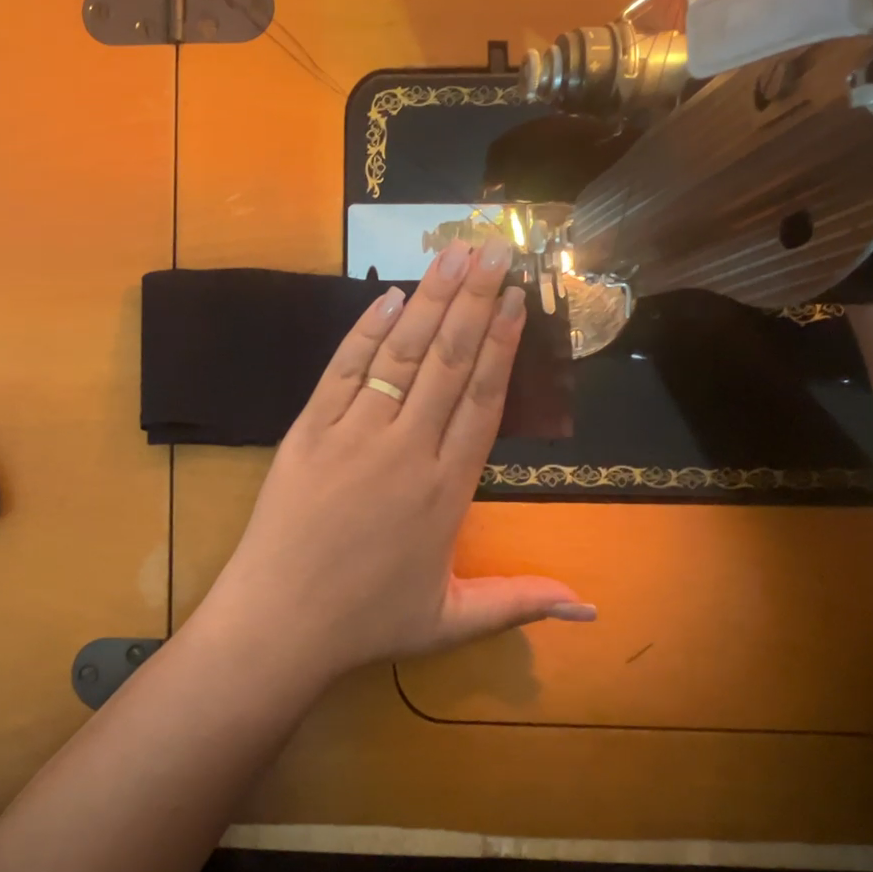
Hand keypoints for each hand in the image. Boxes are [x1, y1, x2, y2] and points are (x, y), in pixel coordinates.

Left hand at [192, 237, 595, 685]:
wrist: (280, 622)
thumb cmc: (367, 622)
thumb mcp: (452, 620)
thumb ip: (522, 601)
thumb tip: (592, 606)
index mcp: (446, 490)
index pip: (482, 402)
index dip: (501, 346)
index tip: (516, 300)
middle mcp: (405, 450)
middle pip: (447, 363)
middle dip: (473, 302)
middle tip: (495, 249)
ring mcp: (352, 435)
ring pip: (400, 356)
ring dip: (428, 302)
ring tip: (452, 255)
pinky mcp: (308, 432)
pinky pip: (342, 373)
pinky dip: (365, 334)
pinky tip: (388, 299)